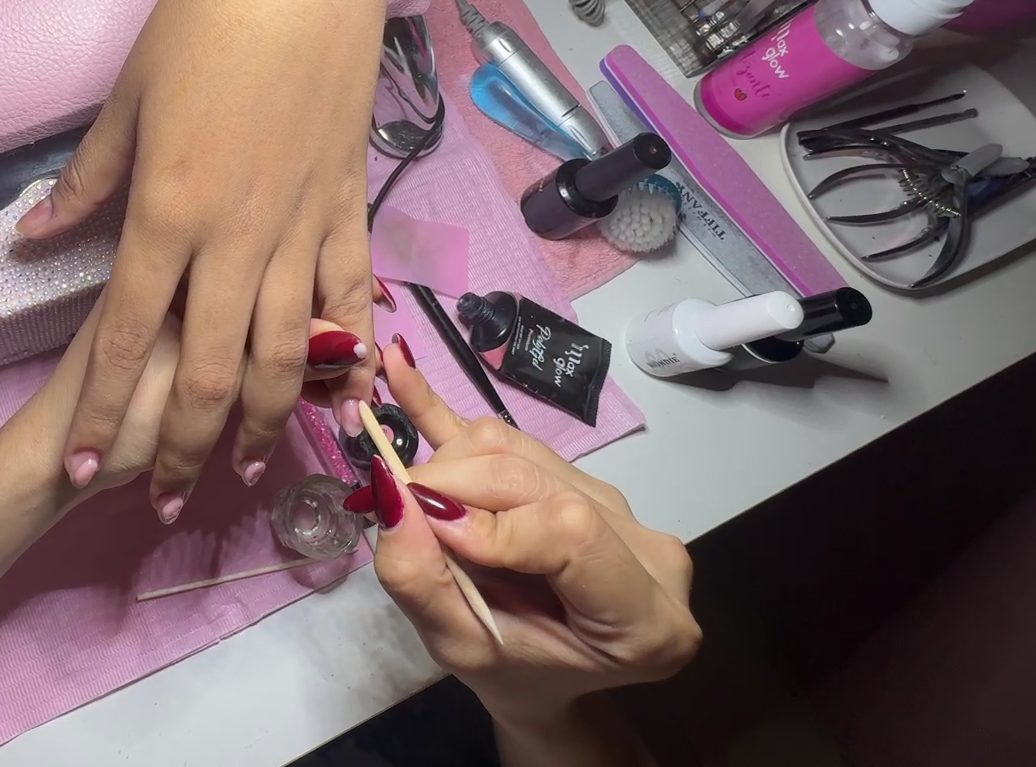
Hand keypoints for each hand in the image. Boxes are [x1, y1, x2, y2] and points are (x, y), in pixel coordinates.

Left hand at [16, 0, 400, 520]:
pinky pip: (353, 292)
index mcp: (167, 209)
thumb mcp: (126, 97)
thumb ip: (86, 181)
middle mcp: (235, 236)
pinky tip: (344, 386)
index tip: (83, 463)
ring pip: (291, 352)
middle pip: (212, 369)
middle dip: (184, 444)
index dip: (104, 408)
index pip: (126, 333)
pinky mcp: (349, 205)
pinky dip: (349, 346)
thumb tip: (34, 237)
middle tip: (164, 498)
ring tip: (253, 467)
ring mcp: (301, 225)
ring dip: (270, 420)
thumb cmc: (203, 21)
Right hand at [366, 347, 700, 728]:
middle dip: (448, 483)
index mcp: (644, 615)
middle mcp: (645, 544)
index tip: (426, 529)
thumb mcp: (457, 648)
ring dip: (446, 463)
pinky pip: (504, 429)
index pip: (567, 530)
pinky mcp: (571, 470)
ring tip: (419, 500)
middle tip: (398, 509)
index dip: (489, 522)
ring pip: (509, 446)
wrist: (540, 671)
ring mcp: (613, 499)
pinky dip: (441, 403)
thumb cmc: (508, 673)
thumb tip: (391, 492)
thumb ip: (421, 579)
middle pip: (529, 476)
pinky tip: (399, 362)